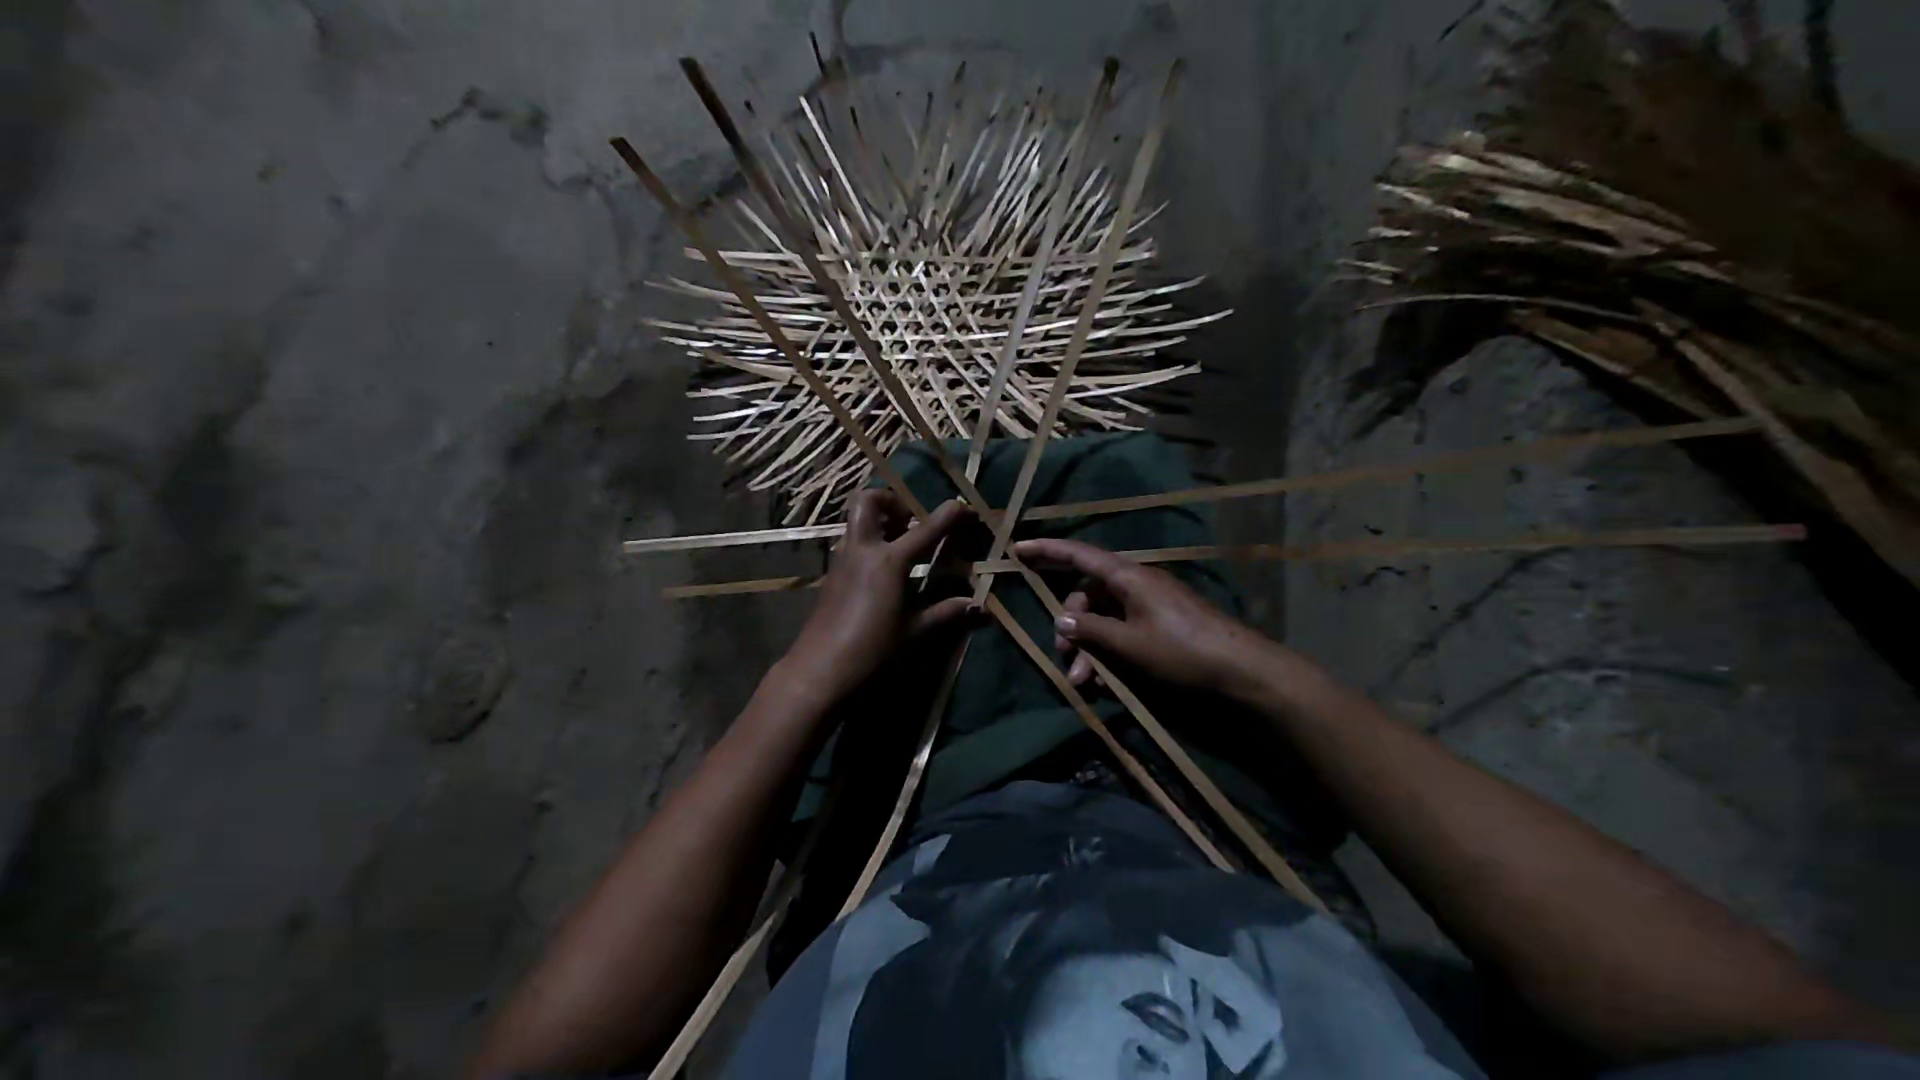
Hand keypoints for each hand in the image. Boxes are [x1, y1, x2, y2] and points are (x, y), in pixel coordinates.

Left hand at [781, 490, 976, 702]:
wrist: (819, 670)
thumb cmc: (872, 650)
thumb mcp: (914, 632)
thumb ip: (946, 613)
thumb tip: (978, 607)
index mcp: (889, 561)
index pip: (927, 528)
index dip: (951, 514)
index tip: (967, 509)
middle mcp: (863, 549)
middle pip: (870, 501)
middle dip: (892, 501)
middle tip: (911, 523)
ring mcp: (842, 559)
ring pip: (857, 520)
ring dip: (880, 521)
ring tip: (902, 546)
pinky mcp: (832, 574)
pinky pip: (852, 543)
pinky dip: (870, 543)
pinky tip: (883, 572)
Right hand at [1013, 537, 1284, 698]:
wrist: (1243, 670)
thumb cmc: (1183, 650)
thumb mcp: (1130, 643)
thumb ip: (1092, 630)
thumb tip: (1062, 620)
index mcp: (1128, 577)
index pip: (1078, 555)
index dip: (1047, 550)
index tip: (1017, 548)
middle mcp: (1137, 584)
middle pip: (1088, 595)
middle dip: (1071, 626)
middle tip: (1066, 658)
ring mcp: (1150, 604)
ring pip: (1105, 617)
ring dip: (1090, 647)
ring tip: (1086, 683)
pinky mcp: (1161, 624)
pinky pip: (1123, 629)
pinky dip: (1109, 651)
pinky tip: (1107, 682)